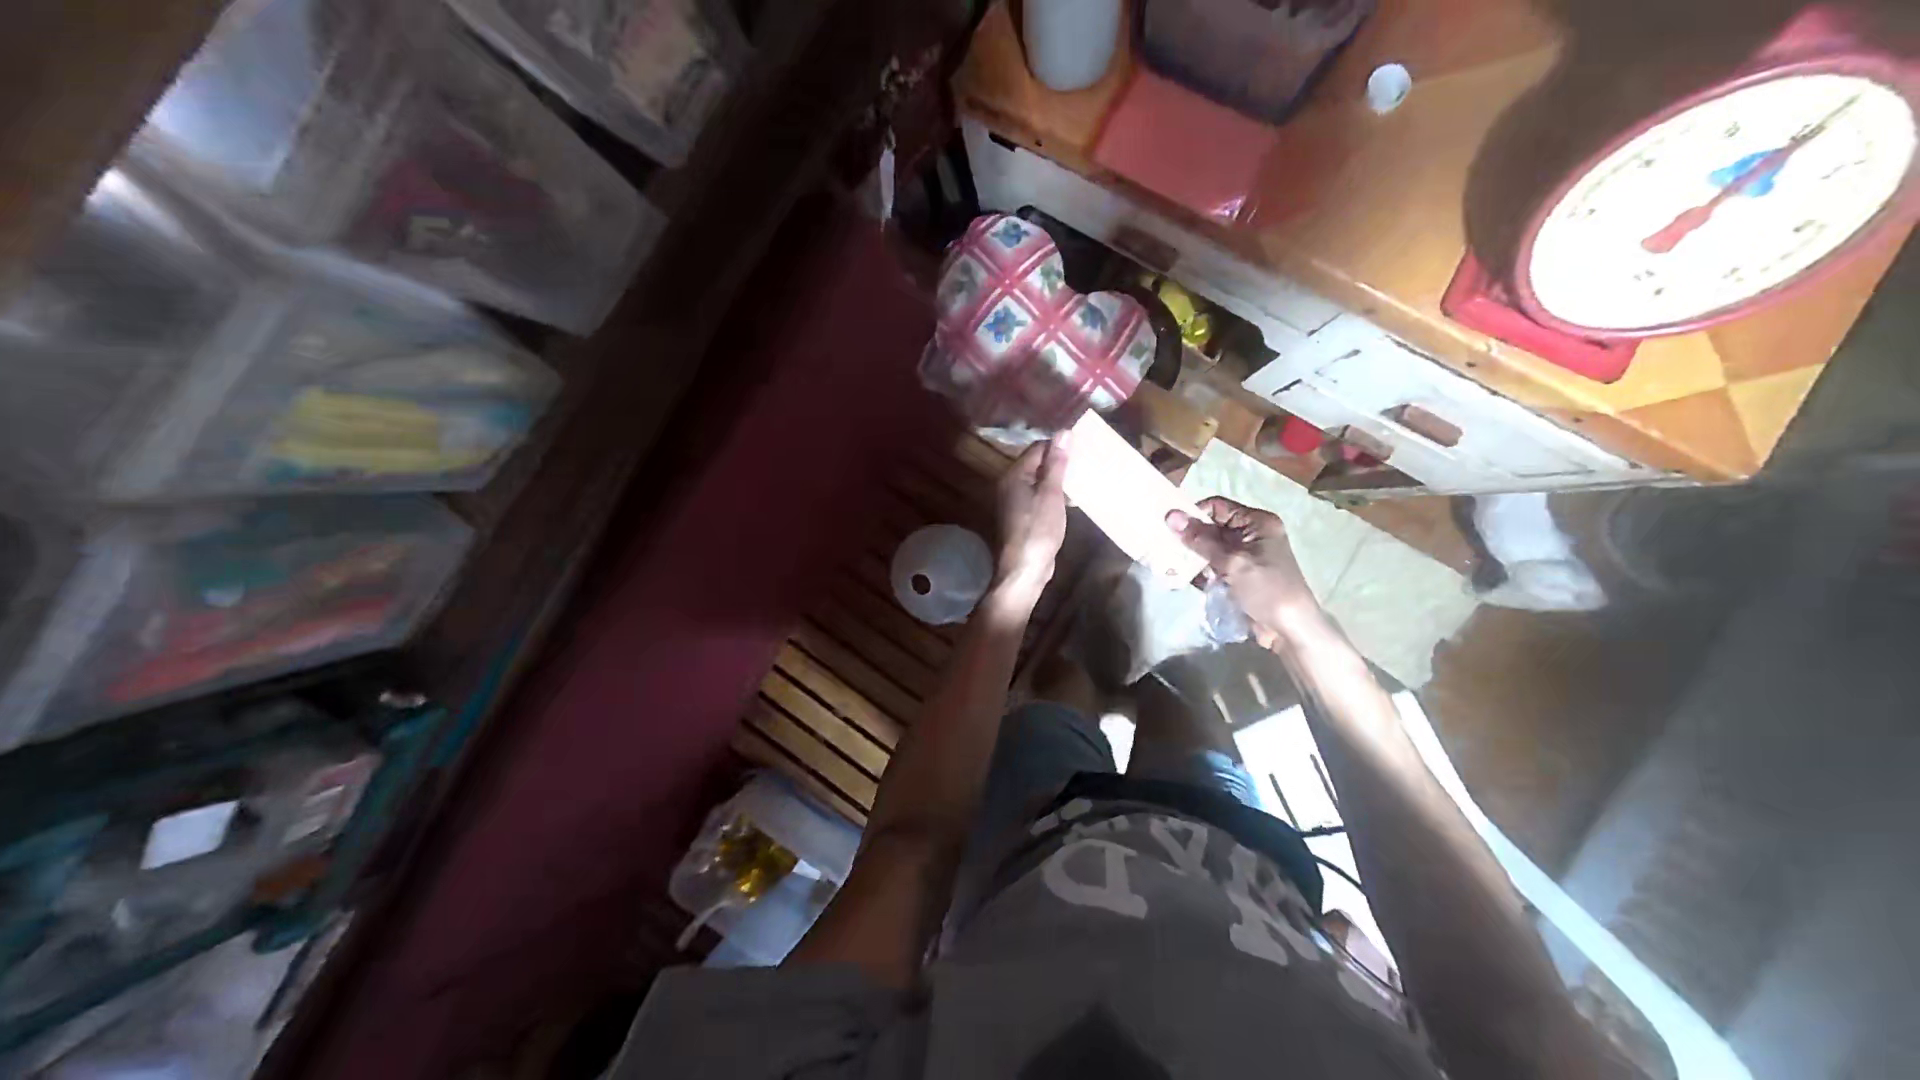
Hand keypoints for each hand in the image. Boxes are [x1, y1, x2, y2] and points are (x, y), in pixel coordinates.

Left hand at [994, 433, 1070, 602]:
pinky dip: (1053, 495)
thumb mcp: (1051, 493)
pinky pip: (1039, 497)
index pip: (1038, 448)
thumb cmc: (1038, 529)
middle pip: (1037, 463)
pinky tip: (1071, 500)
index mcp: (1014, 475)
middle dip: (1060, 462)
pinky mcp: (1022, 517)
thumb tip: (1064, 432)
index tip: (1082, 448)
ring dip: (1058, 480)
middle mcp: (1010, 484)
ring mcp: (1014, 502)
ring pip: (1039, 481)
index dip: (1059, 445)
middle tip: (1085, 462)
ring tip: (1082, 479)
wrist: (1024, 568)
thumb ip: (1057, 463)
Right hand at [1166, 496, 1319, 634]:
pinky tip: (1182, 578)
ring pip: (1209, 549)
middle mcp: (1250, 535)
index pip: (1217, 507)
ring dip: (1192, 557)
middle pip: (1211, 527)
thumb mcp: (1232, 561)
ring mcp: (1244, 556)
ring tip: (1171, 565)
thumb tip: (1171, 515)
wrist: (1289, 629)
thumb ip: (1200, 540)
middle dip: (1190, 538)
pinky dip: (1199, 572)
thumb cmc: (1266, 588)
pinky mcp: (1238, 576)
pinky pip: (1212, 566)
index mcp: (1257, 523)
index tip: (1170, 528)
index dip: (1194, 514)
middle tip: (1165, 547)